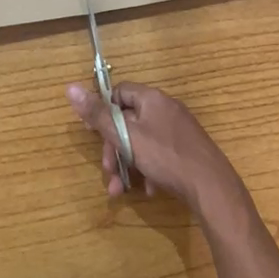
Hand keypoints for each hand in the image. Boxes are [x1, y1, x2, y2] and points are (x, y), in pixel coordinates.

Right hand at [67, 81, 245, 212]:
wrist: (209, 185)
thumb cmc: (165, 156)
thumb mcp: (126, 136)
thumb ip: (98, 115)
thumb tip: (69, 87)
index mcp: (152, 99)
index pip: (119, 92)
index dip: (102, 110)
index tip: (92, 132)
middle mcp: (166, 109)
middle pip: (128, 122)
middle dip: (113, 149)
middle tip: (108, 170)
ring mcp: (178, 130)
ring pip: (141, 143)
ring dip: (127, 165)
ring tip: (120, 190)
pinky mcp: (185, 150)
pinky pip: (159, 155)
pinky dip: (148, 171)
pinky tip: (148, 190)